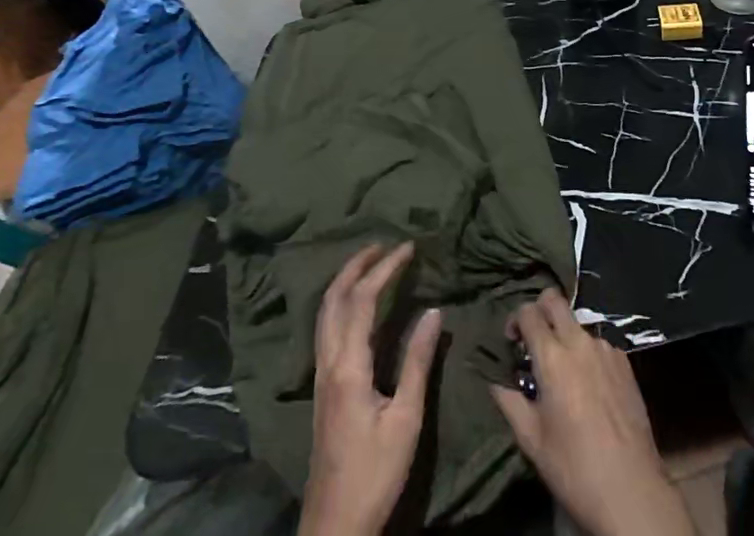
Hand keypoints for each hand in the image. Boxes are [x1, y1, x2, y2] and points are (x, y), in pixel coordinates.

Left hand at [300, 243, 443, 535]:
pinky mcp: (323, 388)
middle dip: (355, 266)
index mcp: (348, 367)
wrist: (335, 522)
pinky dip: (342, 304)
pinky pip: (327, 330)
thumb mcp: (406, 417)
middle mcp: (327, 364)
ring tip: (371, 264)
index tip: (408, 248)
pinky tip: (358, 308)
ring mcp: (321, 376)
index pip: (363, 302)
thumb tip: (432, 311)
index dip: (385, 270)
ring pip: (324, 315)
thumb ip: (417, 362)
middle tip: (384, 244)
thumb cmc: (375, 471)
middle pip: (333, 300)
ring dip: (345, 282)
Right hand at [489, 290, 695, 535]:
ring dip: (565, 337)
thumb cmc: (572, 464)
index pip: (529, 312)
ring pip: (578, 324)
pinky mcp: (625, 362)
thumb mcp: (530, 437)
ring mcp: (607, 349)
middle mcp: (581, 343)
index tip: (512, 343)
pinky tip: (587, 387)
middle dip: (539, 309)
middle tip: (533, 341)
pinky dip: (586, 354)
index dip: (515, 320)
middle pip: (556, 301)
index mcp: (553, 358)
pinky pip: (598, 345)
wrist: (629, 484)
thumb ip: (508, 399)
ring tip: (561, 374)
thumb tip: (494, 377)